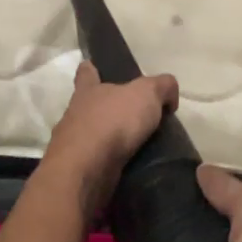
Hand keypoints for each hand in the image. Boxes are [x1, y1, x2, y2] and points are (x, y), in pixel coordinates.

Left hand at [41, 62, 177, 219]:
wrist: (86, 172)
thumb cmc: (112, 122)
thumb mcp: (147, 93)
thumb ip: (162, 87)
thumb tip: (168, 96)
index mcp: (88, 91)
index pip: (86, 73)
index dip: (91, 69)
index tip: (94, 68)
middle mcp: (75, 115)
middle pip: (90, 107)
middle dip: (108, 111)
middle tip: (136, 118)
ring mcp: (73, 147)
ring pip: (94, 138)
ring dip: (111, 142)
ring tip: (141, 148)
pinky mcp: (78, 173)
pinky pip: (98, 166)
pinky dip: (113, 167)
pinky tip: (132, 170)